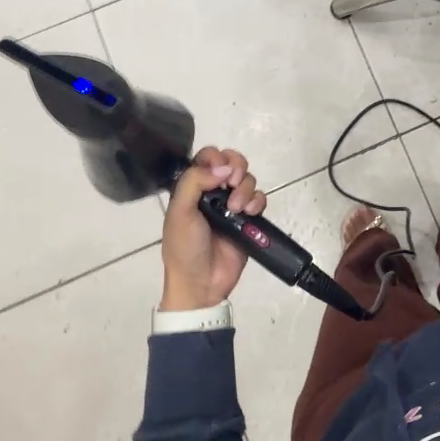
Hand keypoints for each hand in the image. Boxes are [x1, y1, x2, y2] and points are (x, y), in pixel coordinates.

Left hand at [160, 148, 266, 311]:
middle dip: (237, 167)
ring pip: (248, 179)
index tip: (220, 170)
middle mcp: (213, 192)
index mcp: (193, 187)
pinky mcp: (248, 219)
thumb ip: (195, 182)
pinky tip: (249, 213)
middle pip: (232, 162)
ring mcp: (232, 205)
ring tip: (237, 208)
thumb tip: (223, 167)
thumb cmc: (185, 246)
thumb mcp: (180, 212)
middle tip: (232, 183)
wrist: (200, 283)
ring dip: (246, 187)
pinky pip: (259, 199)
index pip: (208, 157)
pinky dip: (257, 201)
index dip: (217, 157)